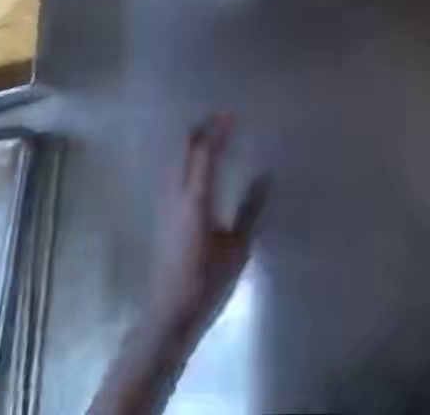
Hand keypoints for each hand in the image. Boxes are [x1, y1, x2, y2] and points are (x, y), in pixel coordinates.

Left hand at [143, 115, 269, 338]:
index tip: (234, 113)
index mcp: (197, 199)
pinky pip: (173, 175)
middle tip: (222, 117)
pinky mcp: (163, 218)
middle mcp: (176, 196)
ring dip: (191, 143)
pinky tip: (198, 166)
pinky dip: (186, 160)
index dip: (219, 130)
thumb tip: (266, 176)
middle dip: (200, 129)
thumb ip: (251, 208)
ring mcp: (165, 206)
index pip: (206, 153)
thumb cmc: (207, 281)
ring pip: (175, 161)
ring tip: (211, 134)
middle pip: (183, 151)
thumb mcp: (239, 246)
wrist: (169, 317)